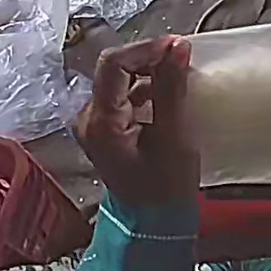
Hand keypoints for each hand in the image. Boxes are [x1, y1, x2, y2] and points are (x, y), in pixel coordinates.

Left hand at [76, 36, 200, 206]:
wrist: (156, 225)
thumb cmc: (167, 187)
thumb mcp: (174, 135)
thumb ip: (172, 87)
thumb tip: (178, 46)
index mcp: (100, 121)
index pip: (113, 64)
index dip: (145, 48)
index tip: (178, 46)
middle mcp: (89, 118)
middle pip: (114, 69)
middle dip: (149, 58)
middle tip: (182, 56)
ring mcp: (95, 124)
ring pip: (120, 80)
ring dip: (149, 71)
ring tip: (180, 71)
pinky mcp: (106, 129)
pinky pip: (124, 95)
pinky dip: (146, 87)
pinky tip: (168, 91)